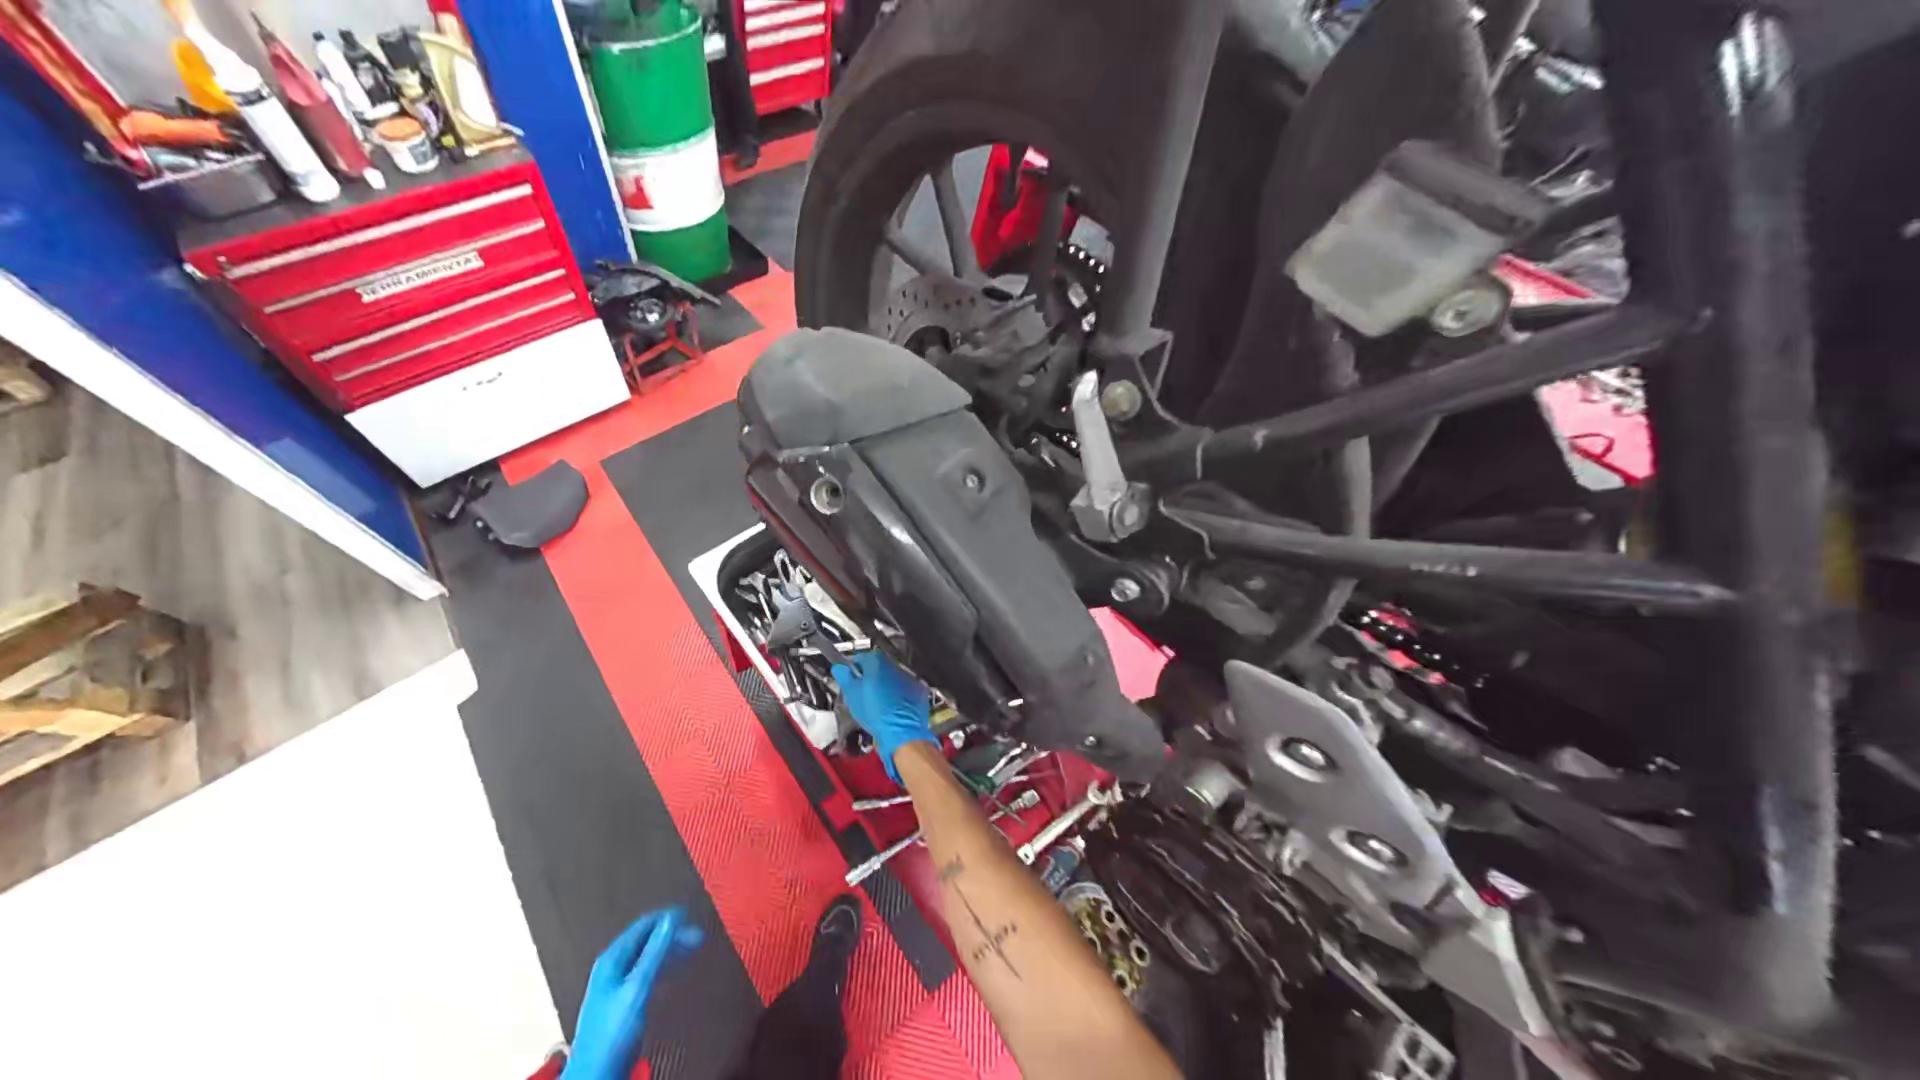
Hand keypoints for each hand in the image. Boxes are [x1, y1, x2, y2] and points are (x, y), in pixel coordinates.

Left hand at [561, 907, 703, 1079]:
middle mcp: (614, 967)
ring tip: (693, 947)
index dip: (666, 918)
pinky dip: (664, 966)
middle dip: (672, 935)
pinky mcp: (624, 1002)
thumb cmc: (615, 1030)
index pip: (643, 926)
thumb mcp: (638, 987)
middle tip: (698, 936)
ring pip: (649, 957)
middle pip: (647, 941)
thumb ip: (655, 951)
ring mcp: (618, 985)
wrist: (596, 1075)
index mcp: (613, 959)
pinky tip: (675, 970)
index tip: (690, 914)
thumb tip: (671, 918)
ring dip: (671, 950)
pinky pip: (648, 973)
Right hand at [831, 651, 936, 782]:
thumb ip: (844, 677)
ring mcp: (909, 677)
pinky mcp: (919, 690)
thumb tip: (839, 667)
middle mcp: (895, 666)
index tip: (849, 680)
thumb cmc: (874, 713)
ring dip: (884, 685)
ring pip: (891, 678)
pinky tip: (892, 708)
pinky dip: (898, 695)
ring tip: (877, 703)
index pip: (861, 658)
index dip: (853, 669)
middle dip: (869, 678)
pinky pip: (904, 689)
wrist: (902, 733)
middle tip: (860, 694)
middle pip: (877, 667)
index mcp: (877, 663)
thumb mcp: (852, 696)